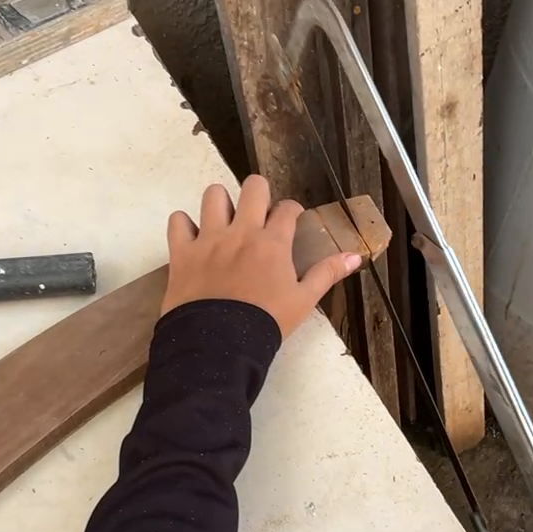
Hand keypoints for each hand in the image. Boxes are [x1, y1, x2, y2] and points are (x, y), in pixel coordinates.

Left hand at [163, 175, 360, 336]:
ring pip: (213, 195)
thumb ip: (327, 274)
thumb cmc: (266, 323)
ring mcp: (209, 239)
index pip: (287, 209)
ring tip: (224, 220)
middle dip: (258, 193)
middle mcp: (241, 232)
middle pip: (252, 188)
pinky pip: (178, 221)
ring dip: (220, 203)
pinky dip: (184, 224)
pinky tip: (192, 236)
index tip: (290, 220)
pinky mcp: (182, 252)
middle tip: (257, 212)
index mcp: (273, 242)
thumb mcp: (303, 301)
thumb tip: (354, 256)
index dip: (291, 211)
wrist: (220, 343)